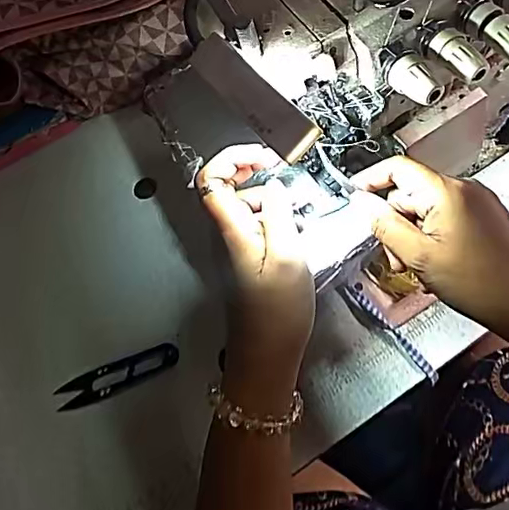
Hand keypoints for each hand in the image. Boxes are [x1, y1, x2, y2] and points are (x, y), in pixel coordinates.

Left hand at [197, 145, 314, 399]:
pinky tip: (294, 225)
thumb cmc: (276, 313)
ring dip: (268, 193)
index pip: (211, 179)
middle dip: (252, 169)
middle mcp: (227, 234)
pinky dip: (273, 214)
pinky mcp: (246, 257)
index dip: (232, 158)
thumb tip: (276, 186)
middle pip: (226, 185)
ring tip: (297, 203)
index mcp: (232, 230)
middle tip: (280, 169)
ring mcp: (235, 245)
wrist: (267, 353)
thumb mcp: (287, 256)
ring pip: (244, 203)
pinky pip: (255, 223)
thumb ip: (280, 213)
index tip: (262, 156)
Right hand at [353, 156, 508, 337]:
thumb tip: (361, 203)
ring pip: (426, 208)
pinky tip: (437, 263)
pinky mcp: (484, 216)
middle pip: (410, 193)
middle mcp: (464, 189)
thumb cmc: (481, 284)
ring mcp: (477, 202)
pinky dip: (432, 236)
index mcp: (447, 191)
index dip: (371, 180)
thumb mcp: (419, 256)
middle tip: (397, 255)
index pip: (398, 168)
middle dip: (396, 223)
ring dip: (414, 235)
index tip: (354, 194)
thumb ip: (384, 226)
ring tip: (420, 267)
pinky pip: (445, 217)